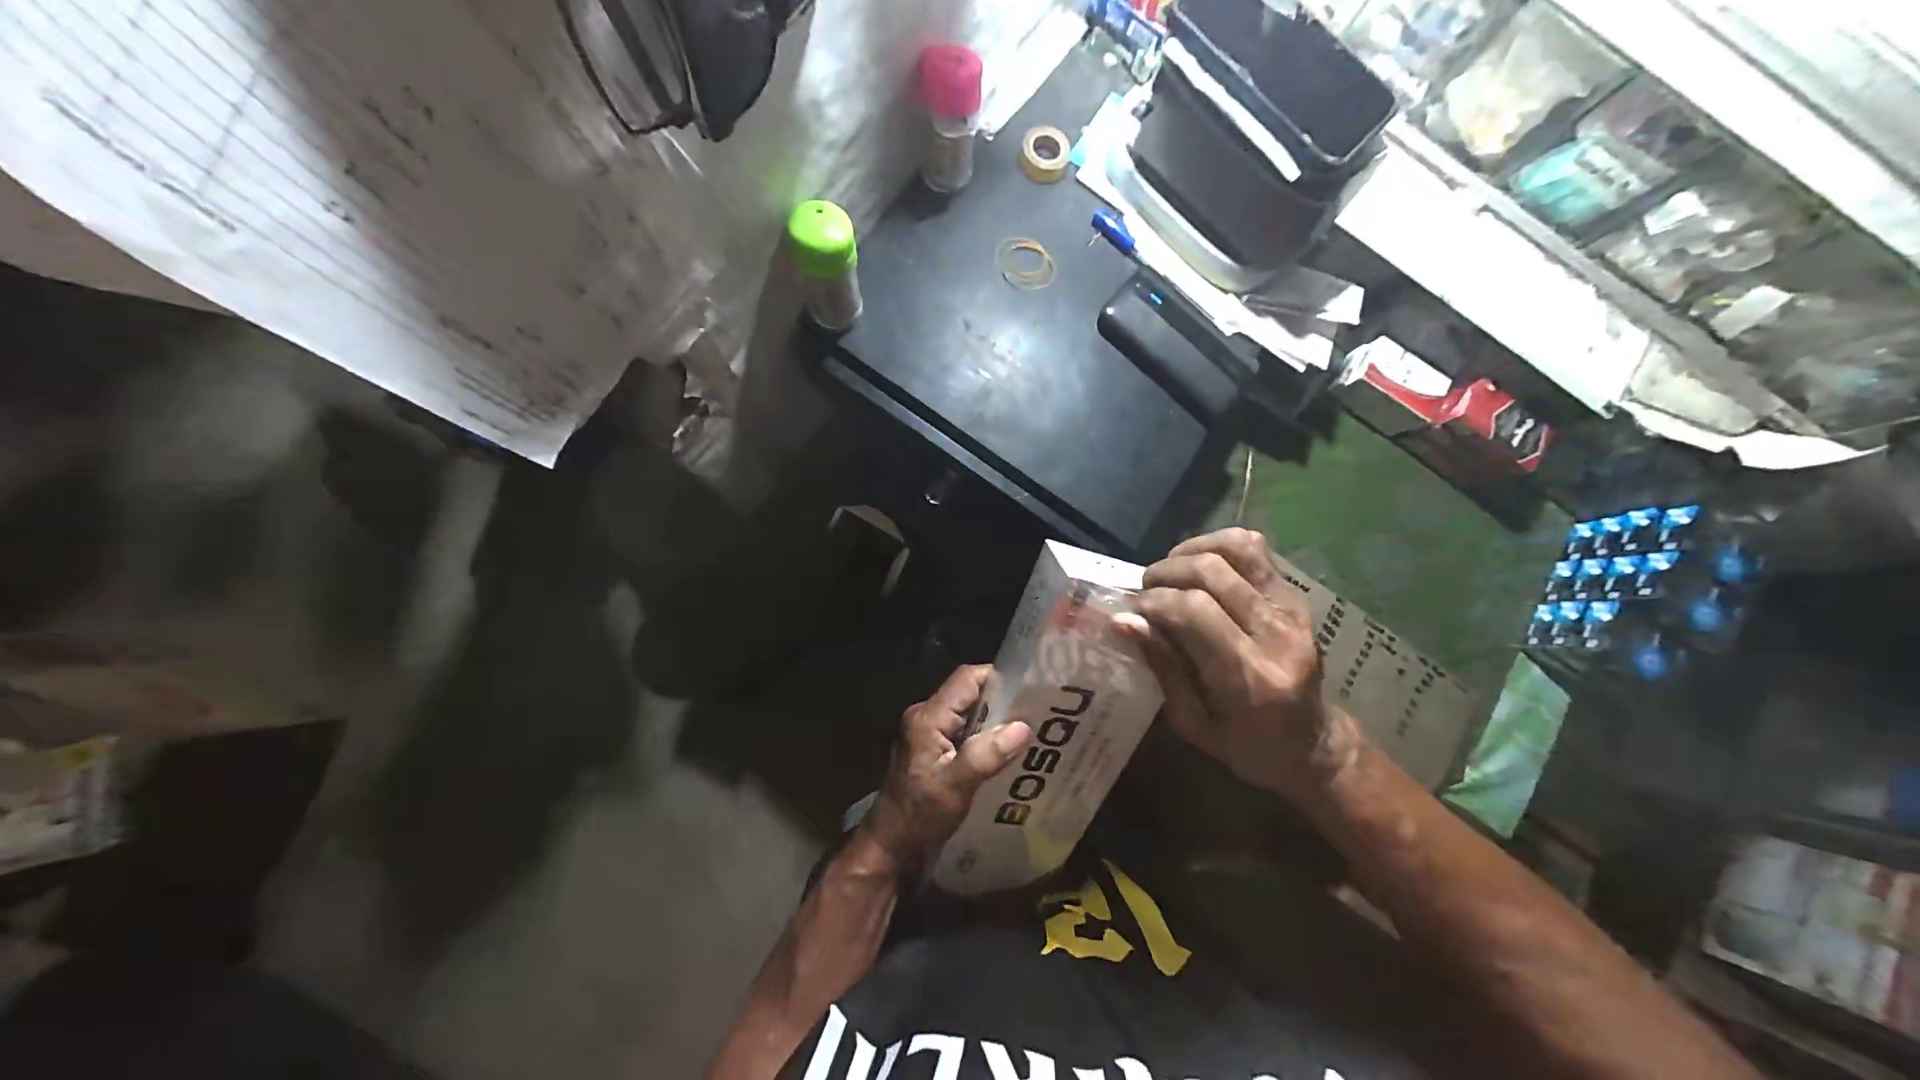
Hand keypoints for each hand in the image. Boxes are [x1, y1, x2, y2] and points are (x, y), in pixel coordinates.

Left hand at [857, 665, 1031, 874]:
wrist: (890, 844)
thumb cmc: (919, 815)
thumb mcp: (955, 787)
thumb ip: (986, 755)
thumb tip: (1023, 726)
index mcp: (928, 717)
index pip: (966, 679)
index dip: (998, 679)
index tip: (1029, 692)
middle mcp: (926, 716)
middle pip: (969, 693)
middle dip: (1002, 701)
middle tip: (1036, 714)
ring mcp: (927, 732)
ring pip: (968, 713)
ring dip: (995, 721)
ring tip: (1028, 732)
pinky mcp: (931, 747)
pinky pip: (963, 730)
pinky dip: (984, 737)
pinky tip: (1005, 752)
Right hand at [1117, 528, 1365, 801]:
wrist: (1312, 745)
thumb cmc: (1246, 745)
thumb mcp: (1192, 722)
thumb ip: (1162, 666)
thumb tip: (1124, 620)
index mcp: (1250, 677)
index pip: (1194, 610)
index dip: (1153, 602)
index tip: (1132, 612)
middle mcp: (1277, 635)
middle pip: (1211, 572)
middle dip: (1165, 574)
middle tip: (1145, 593)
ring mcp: (1293, 610)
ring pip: (1237, 549)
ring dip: (1190, 552)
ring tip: (1169, 574)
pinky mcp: (1296, 597)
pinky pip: (1255, 550)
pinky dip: (1217, 546)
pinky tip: (1197, 566)